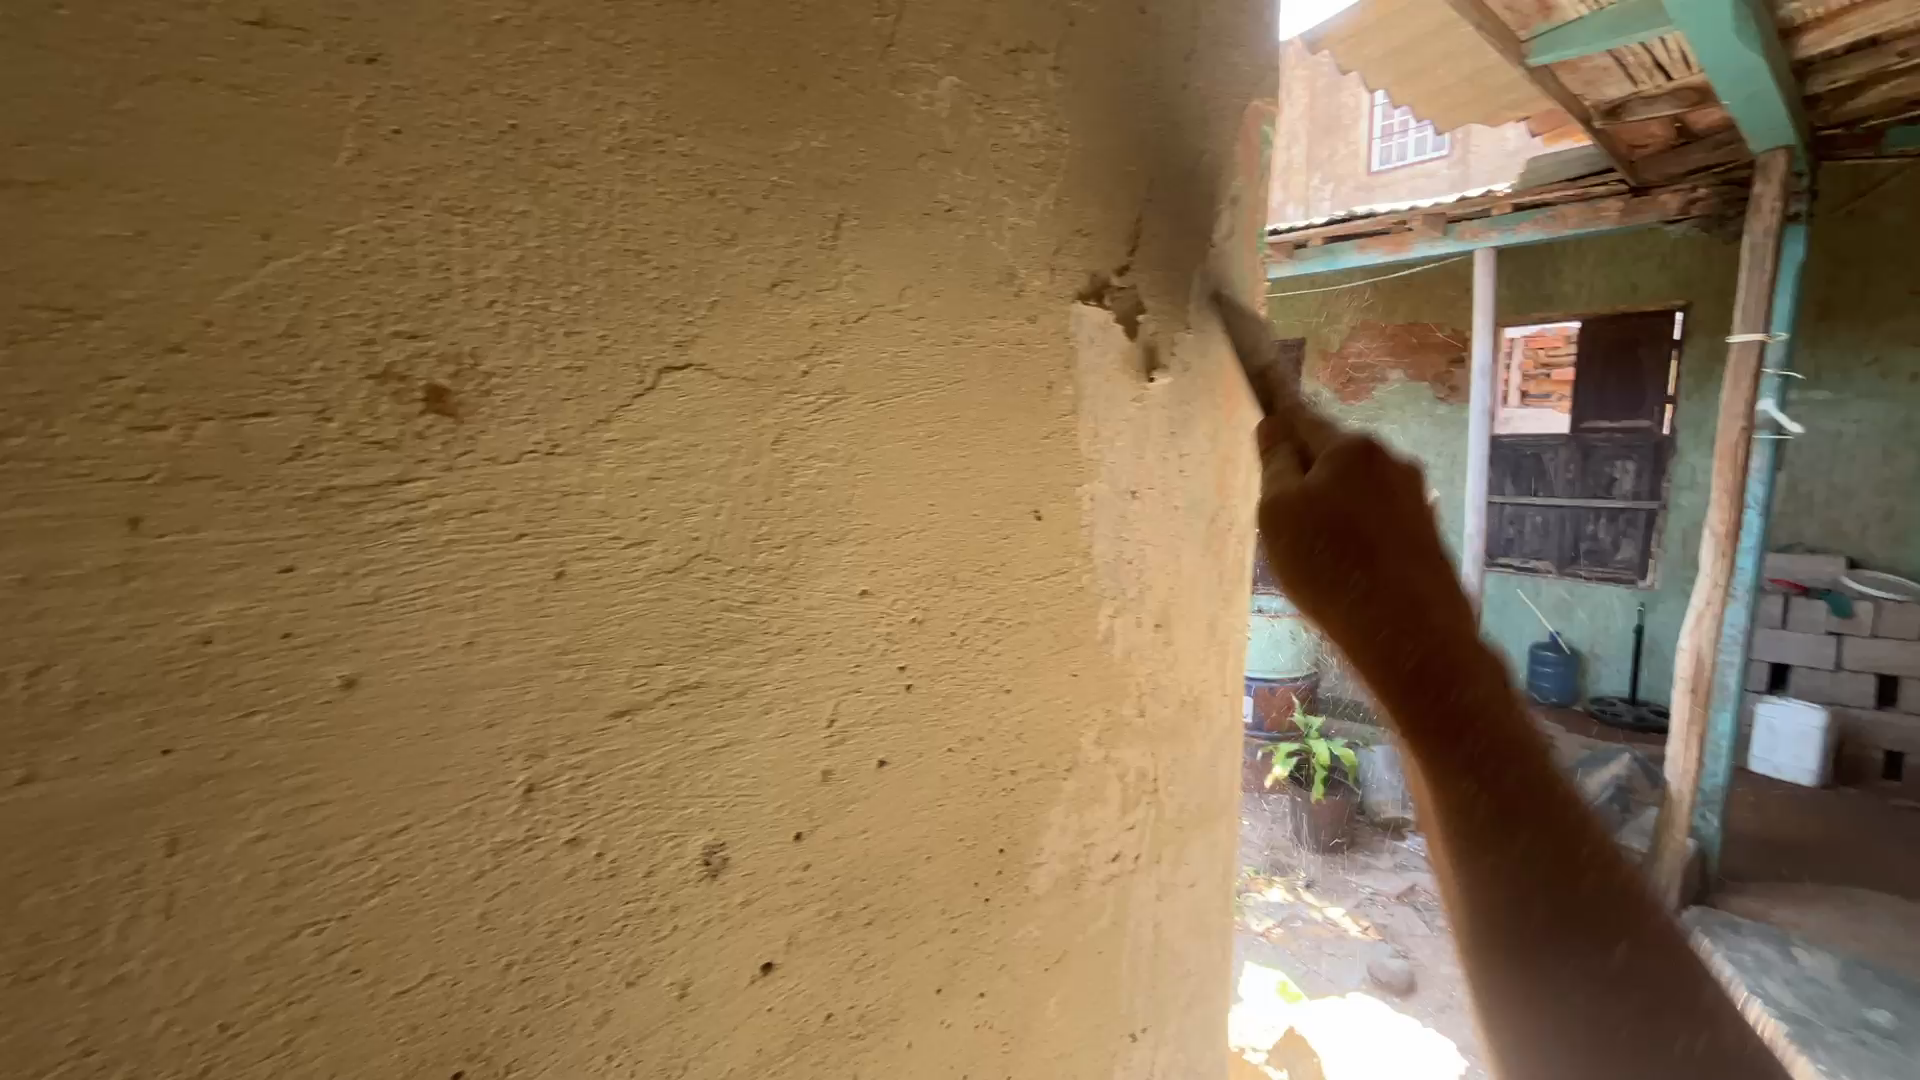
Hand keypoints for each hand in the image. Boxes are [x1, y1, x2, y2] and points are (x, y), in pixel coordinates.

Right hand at [1255, 416, 1479, 712]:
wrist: (1407, 632)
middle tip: (1280, 521)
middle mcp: (1390, 459)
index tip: (1261, 438)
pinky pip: (1376, 519)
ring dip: (1330, 508)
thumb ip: (1274, 462)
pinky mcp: (1426, 531)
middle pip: (1331, 456)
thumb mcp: (1277, 511)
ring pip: (1354, 489)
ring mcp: (1415, 495)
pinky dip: (1355, 533)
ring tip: (1313, 555)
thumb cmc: (1327, 565)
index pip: (1302, 418)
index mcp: (1351, 446)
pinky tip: (1345, 570)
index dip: (1277, 426)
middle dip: (1305, 477)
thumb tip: (1272, 425)